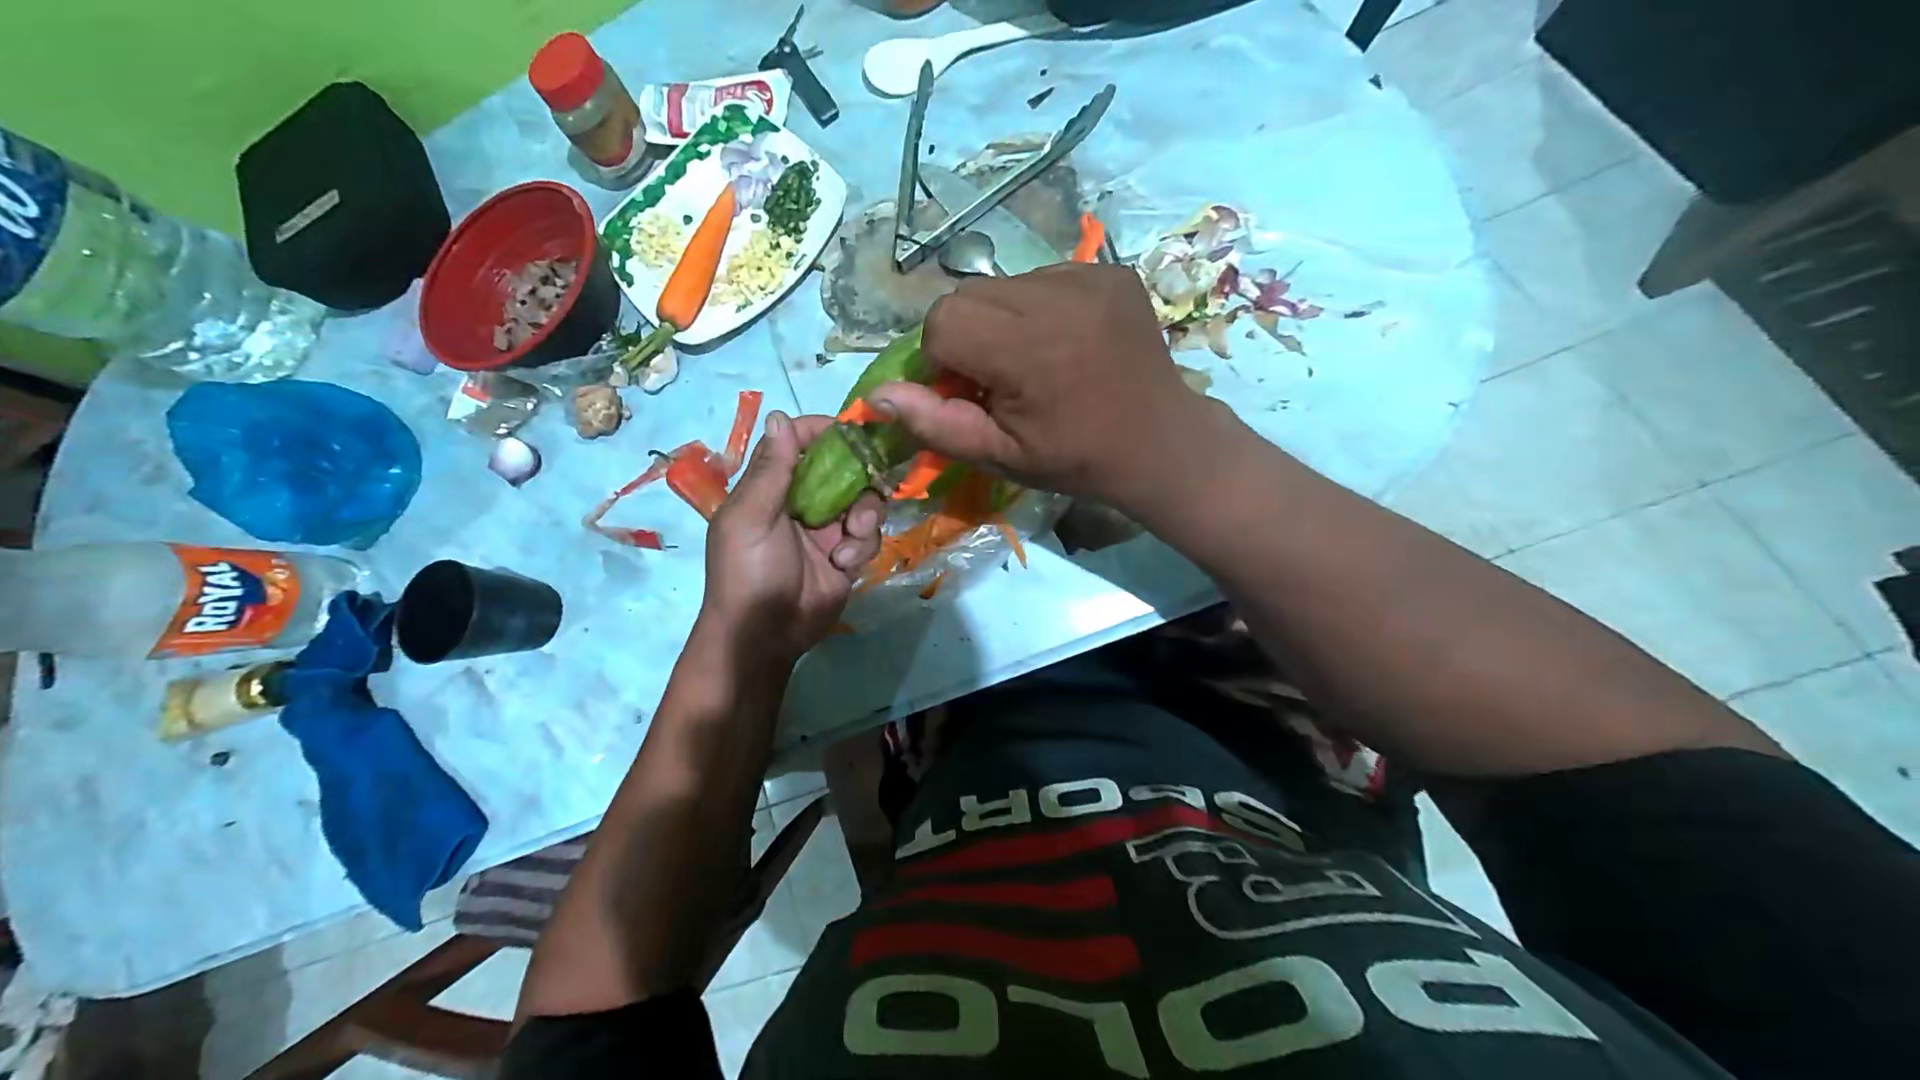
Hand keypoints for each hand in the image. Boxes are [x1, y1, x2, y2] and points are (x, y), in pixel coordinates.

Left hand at [700, 412, 884, 661]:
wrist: (765, 636)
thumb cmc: (748, 572)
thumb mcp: (750, 518)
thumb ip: (770, 470)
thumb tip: (780, 416)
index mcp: (771, 488)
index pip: (800, 444)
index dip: (825, 433)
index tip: (853, 433)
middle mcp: (801, 503)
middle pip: (842, 471)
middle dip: (858, 480)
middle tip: (868, 488)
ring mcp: (826, 531)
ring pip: (863, 503)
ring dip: (863, 518)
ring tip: (849, 542)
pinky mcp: (846, 556)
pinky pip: (868, 537)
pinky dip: (862, 548)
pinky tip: (845, 566)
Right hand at [869, 263, 1220, 507]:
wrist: (1158, 442)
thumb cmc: (1075, 459)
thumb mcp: (1001, 455)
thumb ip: (937, 424)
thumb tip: (878, 395)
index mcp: (1028, 348)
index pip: (943, 322)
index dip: (944, 360)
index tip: (971, 391)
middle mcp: (1057, 297)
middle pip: (968, 295)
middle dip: (968, 336)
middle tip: (1000, 377)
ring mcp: (1088, 278)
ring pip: (1003, 283)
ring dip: (1002, 320)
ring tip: (1036, 359)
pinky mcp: (1109, 271)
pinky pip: (1043, 277)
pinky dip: (1038, 308)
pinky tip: (1064, 342)